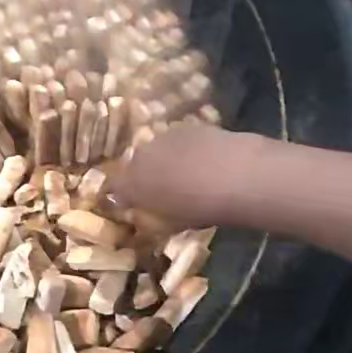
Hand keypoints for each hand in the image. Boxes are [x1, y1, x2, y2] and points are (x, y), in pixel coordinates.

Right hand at [109, 123, 266, 226]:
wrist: (234, 175)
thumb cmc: (198, 209)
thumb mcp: (169, 225)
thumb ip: (149, 218)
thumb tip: (142, 214)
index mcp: (131, 182)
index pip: (116, 187)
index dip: (125, 196)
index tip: (135, 204)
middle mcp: (141, 155)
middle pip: (137, 165)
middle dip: (146, 176)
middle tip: (164, 191)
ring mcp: (165, 137)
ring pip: (159, 151)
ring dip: (167, 161)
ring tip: (188, 176)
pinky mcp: (189, 127)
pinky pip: (180, 142)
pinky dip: (187, 151)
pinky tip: (205, 162)